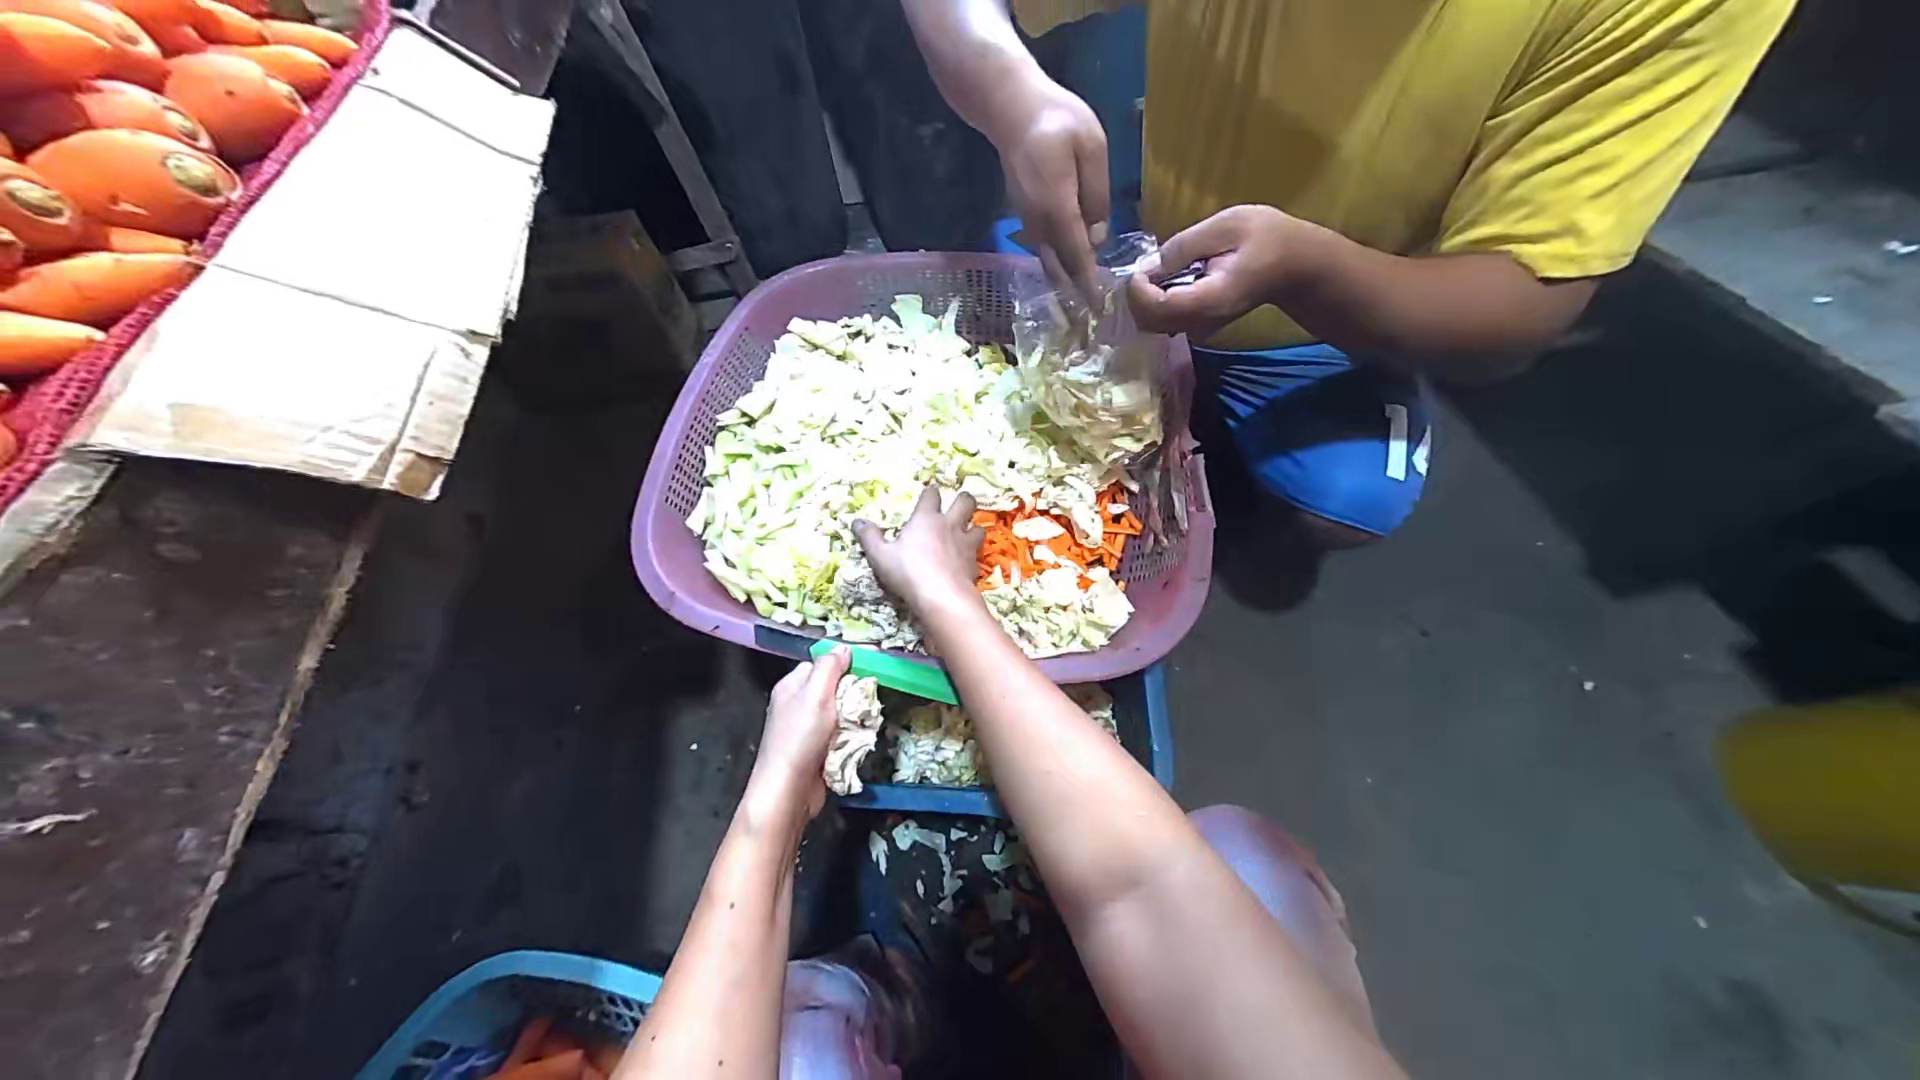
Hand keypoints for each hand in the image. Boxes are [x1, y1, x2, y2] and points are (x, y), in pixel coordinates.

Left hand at [745, 646, 851, 823]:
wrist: (789, 791)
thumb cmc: (800, 738)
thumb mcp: (816, 694)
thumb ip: (829, 667)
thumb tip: (843, 648)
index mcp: (791, 686)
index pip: (820, 664)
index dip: (841, 666)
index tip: (863, 673)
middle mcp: (796, 705)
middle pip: (832, 688)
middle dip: (852, 695)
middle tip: (865, 703)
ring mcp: (805, 729)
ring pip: (839, 713)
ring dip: (853, 719)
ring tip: (863, 725)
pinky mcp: (815, 751)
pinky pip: (839, 735)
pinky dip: (849, 738)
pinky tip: (856, 743)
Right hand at [851, 485, 983, 614]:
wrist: (942, 597)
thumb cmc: (908, 572)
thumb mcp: (881, 556)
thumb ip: (869, 537)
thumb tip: (856, 521)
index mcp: (926, 518)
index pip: (931, 495)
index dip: (930, 493)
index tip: (929, 494)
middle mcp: (949, 526)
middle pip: (965, 502)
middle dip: (964, 500)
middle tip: (960, 505)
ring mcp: (965, 544)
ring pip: (978, 527)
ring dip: (973, 528)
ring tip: (967, 534)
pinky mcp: (974, 564)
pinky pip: (977, 555)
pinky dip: (973, 557)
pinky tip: (967, 563)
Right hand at [990, 76, 1111, 292]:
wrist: (1010, 110)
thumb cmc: (1056, 119)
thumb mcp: (1092, 147)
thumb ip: (1097, 195)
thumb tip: (1097, 237)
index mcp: (1058, 209)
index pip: (1077, 256)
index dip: (1088, 284)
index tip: (1097, 309)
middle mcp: (1039, 224)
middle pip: (1059, 267)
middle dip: (1074, 293)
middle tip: (1090, 316)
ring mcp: (1028, 222)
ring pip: (1049, 262)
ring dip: (1065, 282)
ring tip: (1081, 302)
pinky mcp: (1025, 217)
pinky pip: (1044, 249)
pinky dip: (1057, 265)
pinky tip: (1069, 271)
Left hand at [1128, 205, 1313, 339]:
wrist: (1293, 266)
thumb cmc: (1266, 238)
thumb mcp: (1227, 226)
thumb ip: (1184, 246)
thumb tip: (1148, 265)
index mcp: (1209, 301)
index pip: (1156, 308)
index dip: (1138, 289)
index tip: (1141, 265)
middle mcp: (1199, 323)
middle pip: (1148, 322)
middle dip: (1136, 295)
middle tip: (1146, 265)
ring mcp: (1197, 329)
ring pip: (1152, 324)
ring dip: (1144, 299)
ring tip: (1158, 269)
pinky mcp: (1195, 326)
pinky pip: (1163, 320)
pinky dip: (1154, 303)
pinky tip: (1168, 280)